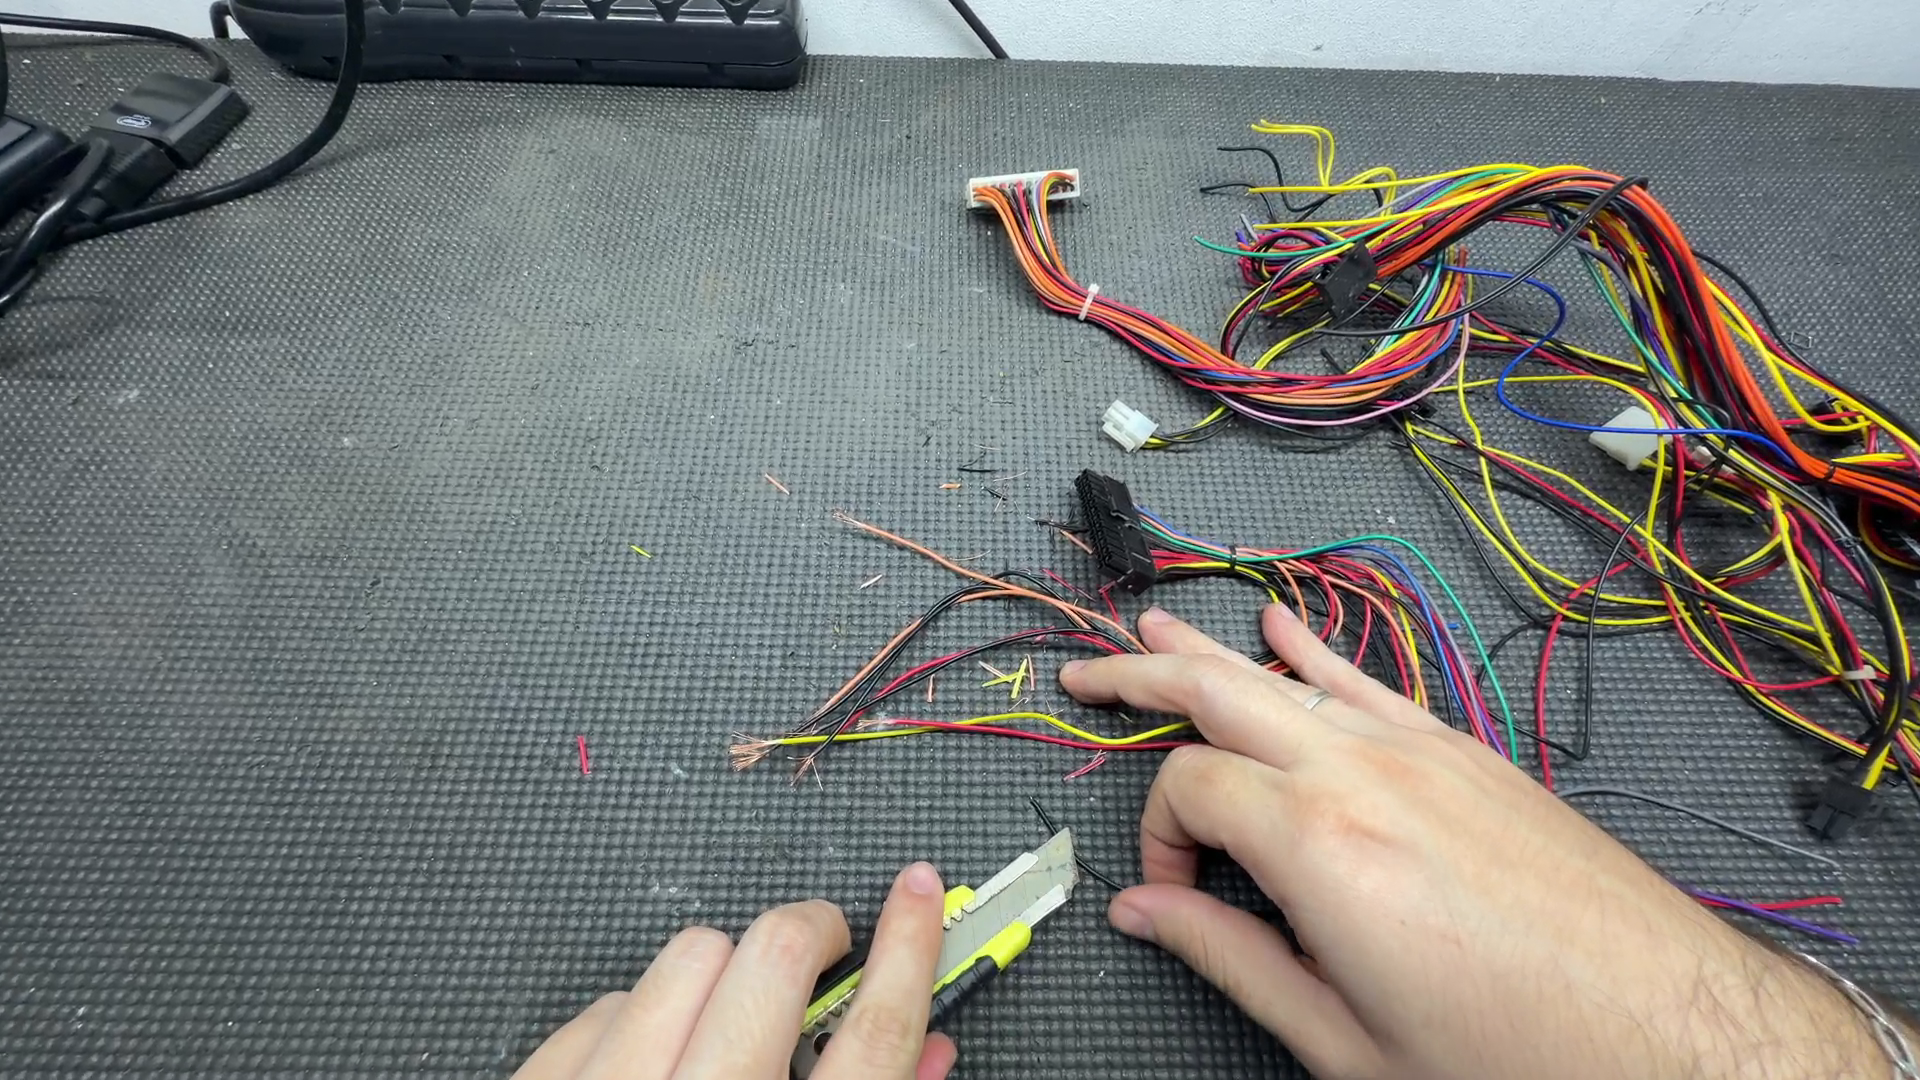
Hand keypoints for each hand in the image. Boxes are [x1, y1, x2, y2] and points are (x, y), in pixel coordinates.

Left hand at [513, 863, 957, 1079]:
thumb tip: (930, 1050)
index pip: (873, 1035)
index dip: (909, 946)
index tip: (920, 891)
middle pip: (776, 956)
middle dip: (814, 932)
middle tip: (823, 951)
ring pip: (693, 955)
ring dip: (724, 977)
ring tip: (723, 1029)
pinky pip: (611, 1001)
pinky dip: (644, 1020)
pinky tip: (650, 1072)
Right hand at [1062, 605, 1890, 1079]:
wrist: (1695, 1053)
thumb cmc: (1513, 1061)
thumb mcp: (1342, 1037)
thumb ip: (1223, 954)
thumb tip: (1139, 912)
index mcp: (1314, 842)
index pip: (1185, 788)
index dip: (1158, 836)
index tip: (1174, 893)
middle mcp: (1352, 770)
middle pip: (1210, 689)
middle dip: (1135, 674)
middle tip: (1085, 669)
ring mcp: (1408, 747)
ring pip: (1276, 671)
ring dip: (1204, 648)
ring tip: (1151, 628)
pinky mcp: (1456, 749)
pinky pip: (1363, 678)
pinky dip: (1309, 648)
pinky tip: (1277, 625)